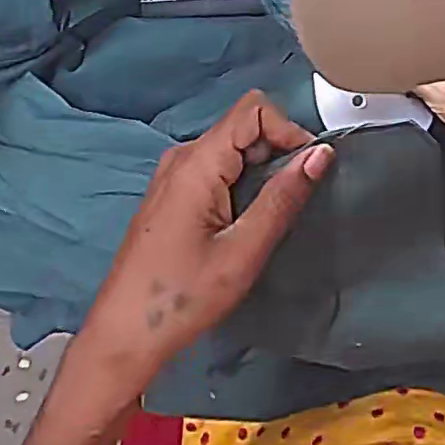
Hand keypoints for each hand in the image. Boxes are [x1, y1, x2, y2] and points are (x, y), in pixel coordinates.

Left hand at [71, 91, 334, 393]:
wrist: (123, 335)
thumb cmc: (182, 297)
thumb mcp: (244, 250)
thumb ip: (283, 196)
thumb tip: (320, 153)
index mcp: (197, 162)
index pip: (253, 109)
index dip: (289, 129)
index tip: (307, 168)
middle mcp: (182, 157)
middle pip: (244, 125)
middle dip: (278, 151)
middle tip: (292, 198)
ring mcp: (174, 173)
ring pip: (232, 147)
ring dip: (261, 169)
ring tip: (269, 214)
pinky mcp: (173, 192)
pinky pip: (217, 167)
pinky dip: (242, 180)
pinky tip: (244, 220)